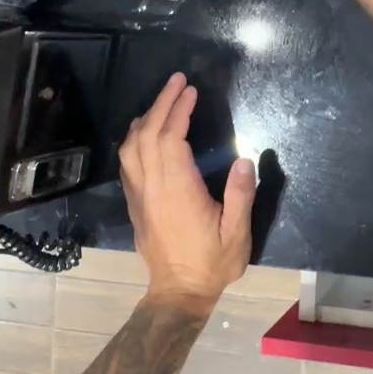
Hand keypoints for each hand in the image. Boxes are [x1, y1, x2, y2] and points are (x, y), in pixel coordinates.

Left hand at [120, 73, 256, 306]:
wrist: (179, 292)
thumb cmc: (212, 263)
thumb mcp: (237, 234)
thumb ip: (240, 196)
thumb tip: (245, 160)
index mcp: (178, 190)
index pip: (171, 140)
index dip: (178, 111)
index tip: (190, 91)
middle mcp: (153, 187)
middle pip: (148, 135)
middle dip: (162, 104)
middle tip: (177, 81)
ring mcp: (140, 195)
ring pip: (131, 147)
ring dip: (145, 118)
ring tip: (162, 100)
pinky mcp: (136, 203)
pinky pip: (127, 162)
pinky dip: (134, 139)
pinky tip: (145, 132)